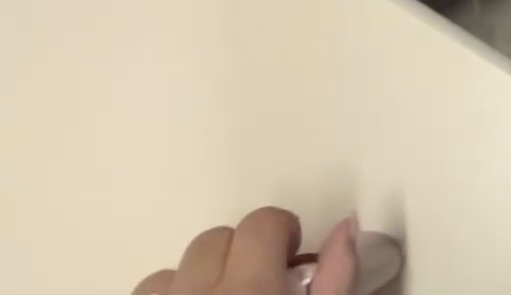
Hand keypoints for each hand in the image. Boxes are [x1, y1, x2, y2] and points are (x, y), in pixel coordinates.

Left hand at [132, 208, 357, 294]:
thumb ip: (338, 273)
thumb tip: (346, 223)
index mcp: (249, 289)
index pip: (260, 222)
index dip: (281, 232)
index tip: (290, 258)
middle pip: (212, 240)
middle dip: (238, 253)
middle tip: (257, 282)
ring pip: (164, 276)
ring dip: (191, 284)